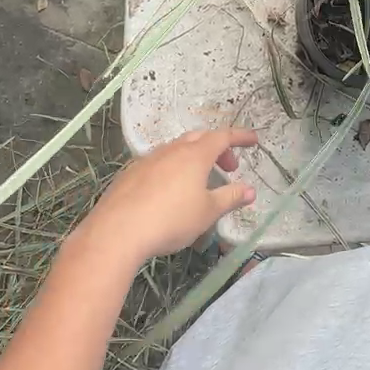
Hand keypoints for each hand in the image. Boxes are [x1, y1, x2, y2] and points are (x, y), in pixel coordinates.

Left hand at [77, 128, 257, 264]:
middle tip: (228, 168)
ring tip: (199, 182)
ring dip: (193, 159)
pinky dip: (172, 169)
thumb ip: (230, 198)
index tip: (254, 140)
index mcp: (195, 155)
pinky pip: (158, 163)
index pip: (223, 136)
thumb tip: (250, 191)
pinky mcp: (130, 174)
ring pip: (176, 149)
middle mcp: (171, 150)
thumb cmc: (170, 219)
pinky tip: (169, 192)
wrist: (116, 232)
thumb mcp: (207, 212)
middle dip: (217, 149)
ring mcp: (148, 160)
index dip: (240, 136)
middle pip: (199, 138)